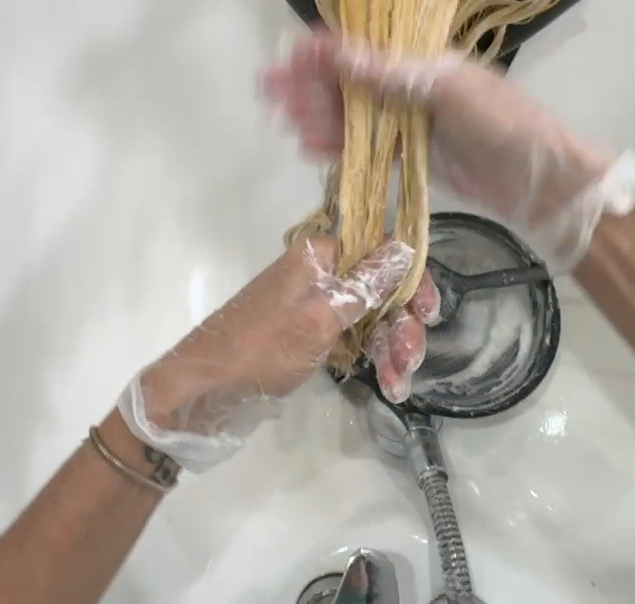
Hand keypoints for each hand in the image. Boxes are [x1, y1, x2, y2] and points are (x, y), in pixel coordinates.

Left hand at [121, 236, 411, 470]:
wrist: (206, 388)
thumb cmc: (261, 347)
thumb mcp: (319, 317)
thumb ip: (365, 284)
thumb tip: (404, 247)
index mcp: (318, 255)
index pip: (379, 248)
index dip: (409, 277)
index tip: (428, 312)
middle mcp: (319, 273)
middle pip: (380, 286)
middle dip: (401, 321)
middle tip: (409, 357)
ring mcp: (314, 304)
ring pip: (370, 315)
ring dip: (390, 345)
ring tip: (397, 381)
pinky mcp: (309, 333)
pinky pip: (352, 336)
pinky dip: (371, 356)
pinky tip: (386, 382)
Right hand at [260, 32, 634, 395]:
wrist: (545, 182)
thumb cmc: (507, 125)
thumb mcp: (453, 92)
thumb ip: (396, 76)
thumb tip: (342, 55)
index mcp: (420, 62)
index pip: (362, 50)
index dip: (323, 51)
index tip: (289, 57)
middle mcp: (407, 88)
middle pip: (346, 83)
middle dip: (306, 84)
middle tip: (269, 92)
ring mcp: (406, 124)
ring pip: (349, 116)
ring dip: (314, 114)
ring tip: (283, 120)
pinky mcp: (408, 157)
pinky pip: (364, 148)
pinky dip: (337, 146)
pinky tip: (311, 146)